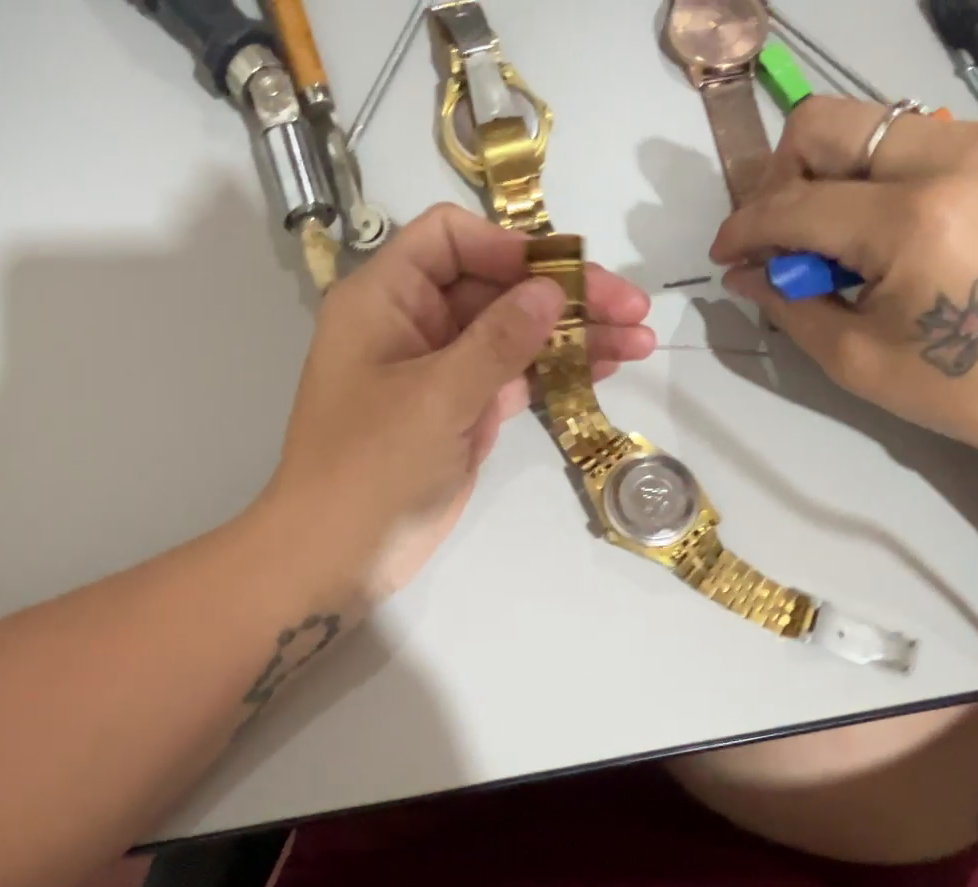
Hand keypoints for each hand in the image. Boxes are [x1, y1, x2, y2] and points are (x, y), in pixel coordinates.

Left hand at [261, 205, 653, 596]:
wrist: (338, 555)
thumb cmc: (371, 468)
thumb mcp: (436, 397)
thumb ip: (497, 340)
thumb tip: (551, 291)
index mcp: (384, 299)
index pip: (449, 239)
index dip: (508, 247)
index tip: (562, 276)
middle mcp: (410, 323)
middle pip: (493, 285)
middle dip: (562, 294)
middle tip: (633, 309)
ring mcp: (438, 371)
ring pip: (510, 333)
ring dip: (570, 334)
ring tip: (639, 341)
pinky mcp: (458, 413)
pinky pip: (511, 377)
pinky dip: (553, 372)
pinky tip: (604, 368)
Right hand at [710, 97, 977, 483]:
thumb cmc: (963, 389)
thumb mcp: (854, 360)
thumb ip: (790, 302)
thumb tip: (746, 270)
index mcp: (917, 223)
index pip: (796, 203)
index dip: (746, 226)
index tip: (728, 250)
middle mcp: (967, 156)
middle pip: (831, 122)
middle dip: (787, 175)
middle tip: (788, 230)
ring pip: (885, 127)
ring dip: (850, 179)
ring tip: (859, 239)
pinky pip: (943, 138)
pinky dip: (909, 178)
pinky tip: (923, 229)